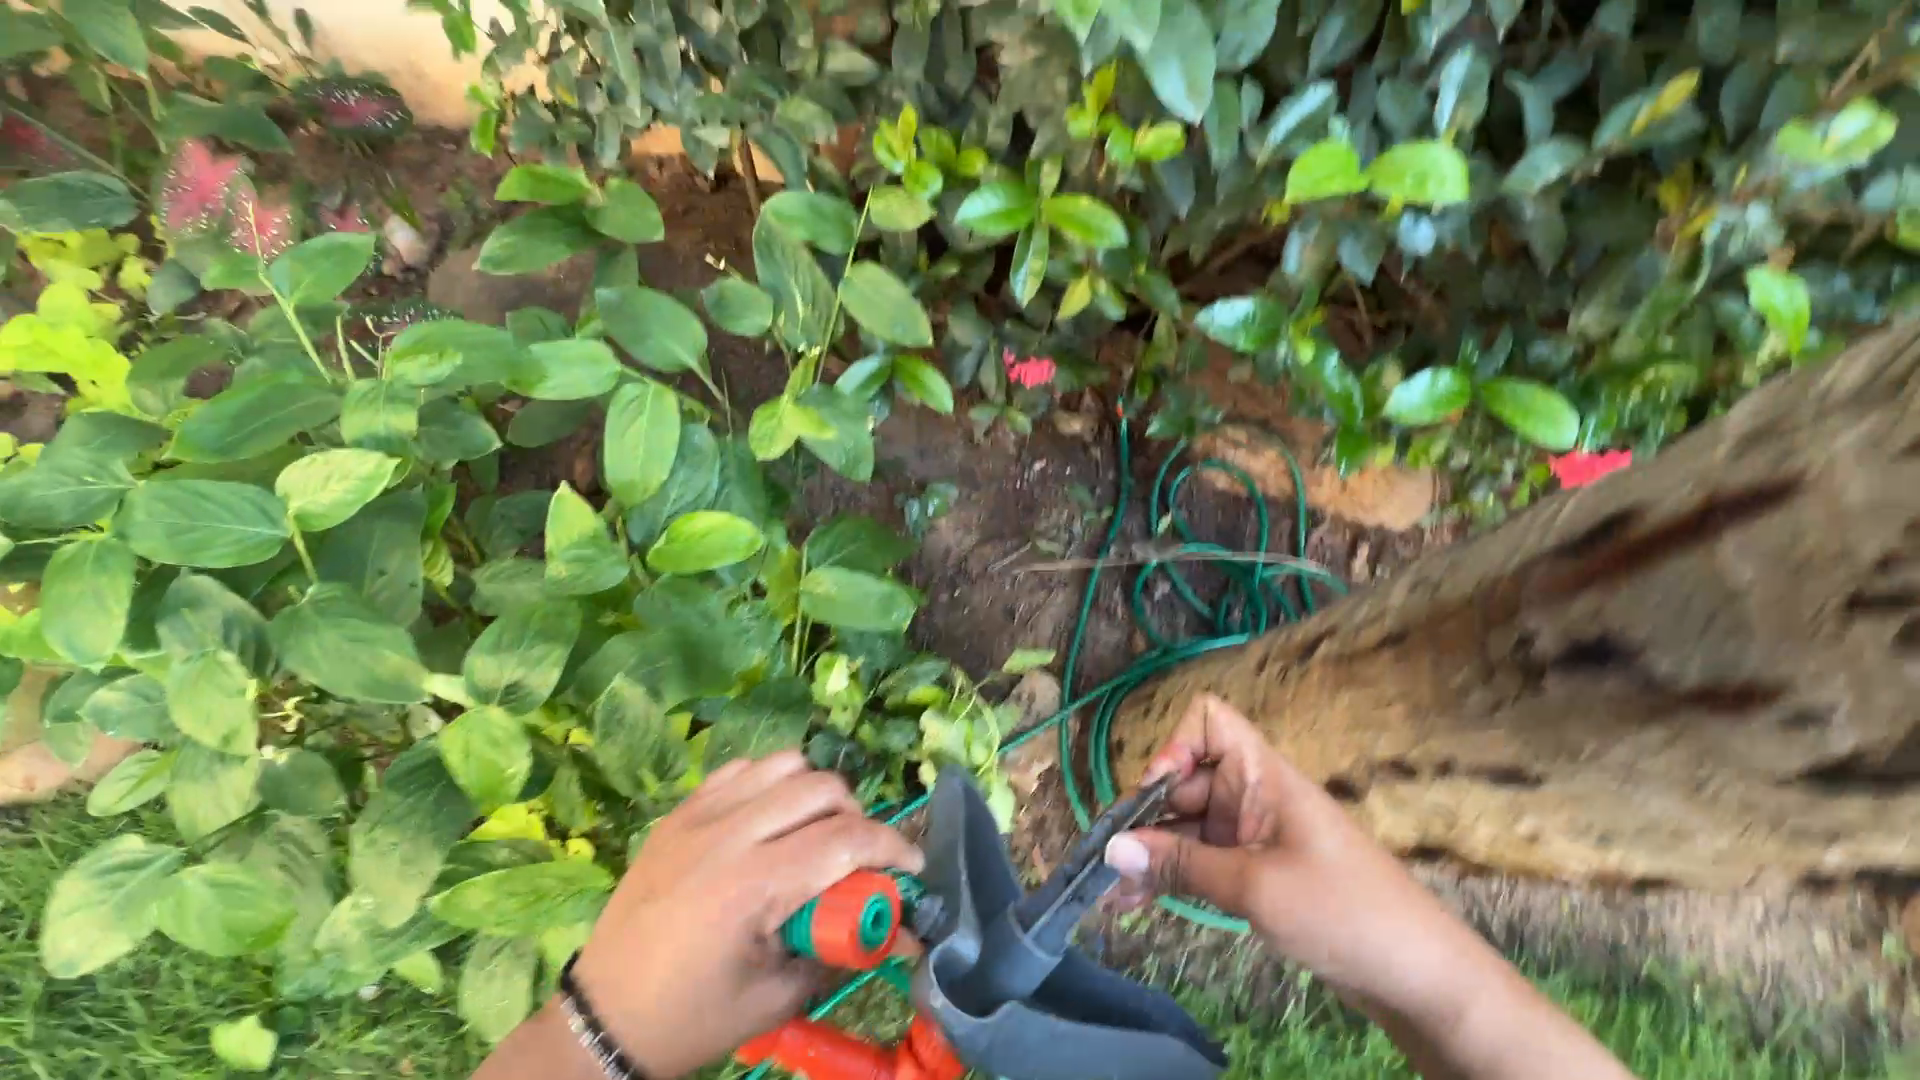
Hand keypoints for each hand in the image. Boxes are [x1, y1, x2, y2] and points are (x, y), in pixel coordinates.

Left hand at [568, 752, 922, 1078]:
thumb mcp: (777, 996)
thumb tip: (901, 931)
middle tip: (860, 857)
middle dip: (857, 817)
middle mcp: (727, 835)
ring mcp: (697, 816)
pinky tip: (770, 822)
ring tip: (815, 832)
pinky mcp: (678, 813)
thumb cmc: (694, 1018)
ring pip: (784, 765)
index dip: (891, 846)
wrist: (602, 1018)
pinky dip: (771, 785)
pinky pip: (742, 771)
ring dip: (815, 793)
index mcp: (751, 886)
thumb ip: (843, 952)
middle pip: (821, 788)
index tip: (911, 866)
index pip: (844, 839)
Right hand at [1102, 694, 1468, 999]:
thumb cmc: (1343, 911)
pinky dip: (1170, 877)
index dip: (1174, 745)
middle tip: (1105, 858)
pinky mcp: (1253, 873)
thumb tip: (1111, 848)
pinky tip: (1133, 902)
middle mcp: (1252, 795)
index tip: (1156, 793)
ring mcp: (1251, 835)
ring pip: (1185, 828)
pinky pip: (1200, 862)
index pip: (1209, 722)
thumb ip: (1180, 865)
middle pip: (1183, 782)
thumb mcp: (1255, 887)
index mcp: (1262, 775)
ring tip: (1109, 890)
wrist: (1419, 978)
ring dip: (1149, 854)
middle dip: (1144, 815)